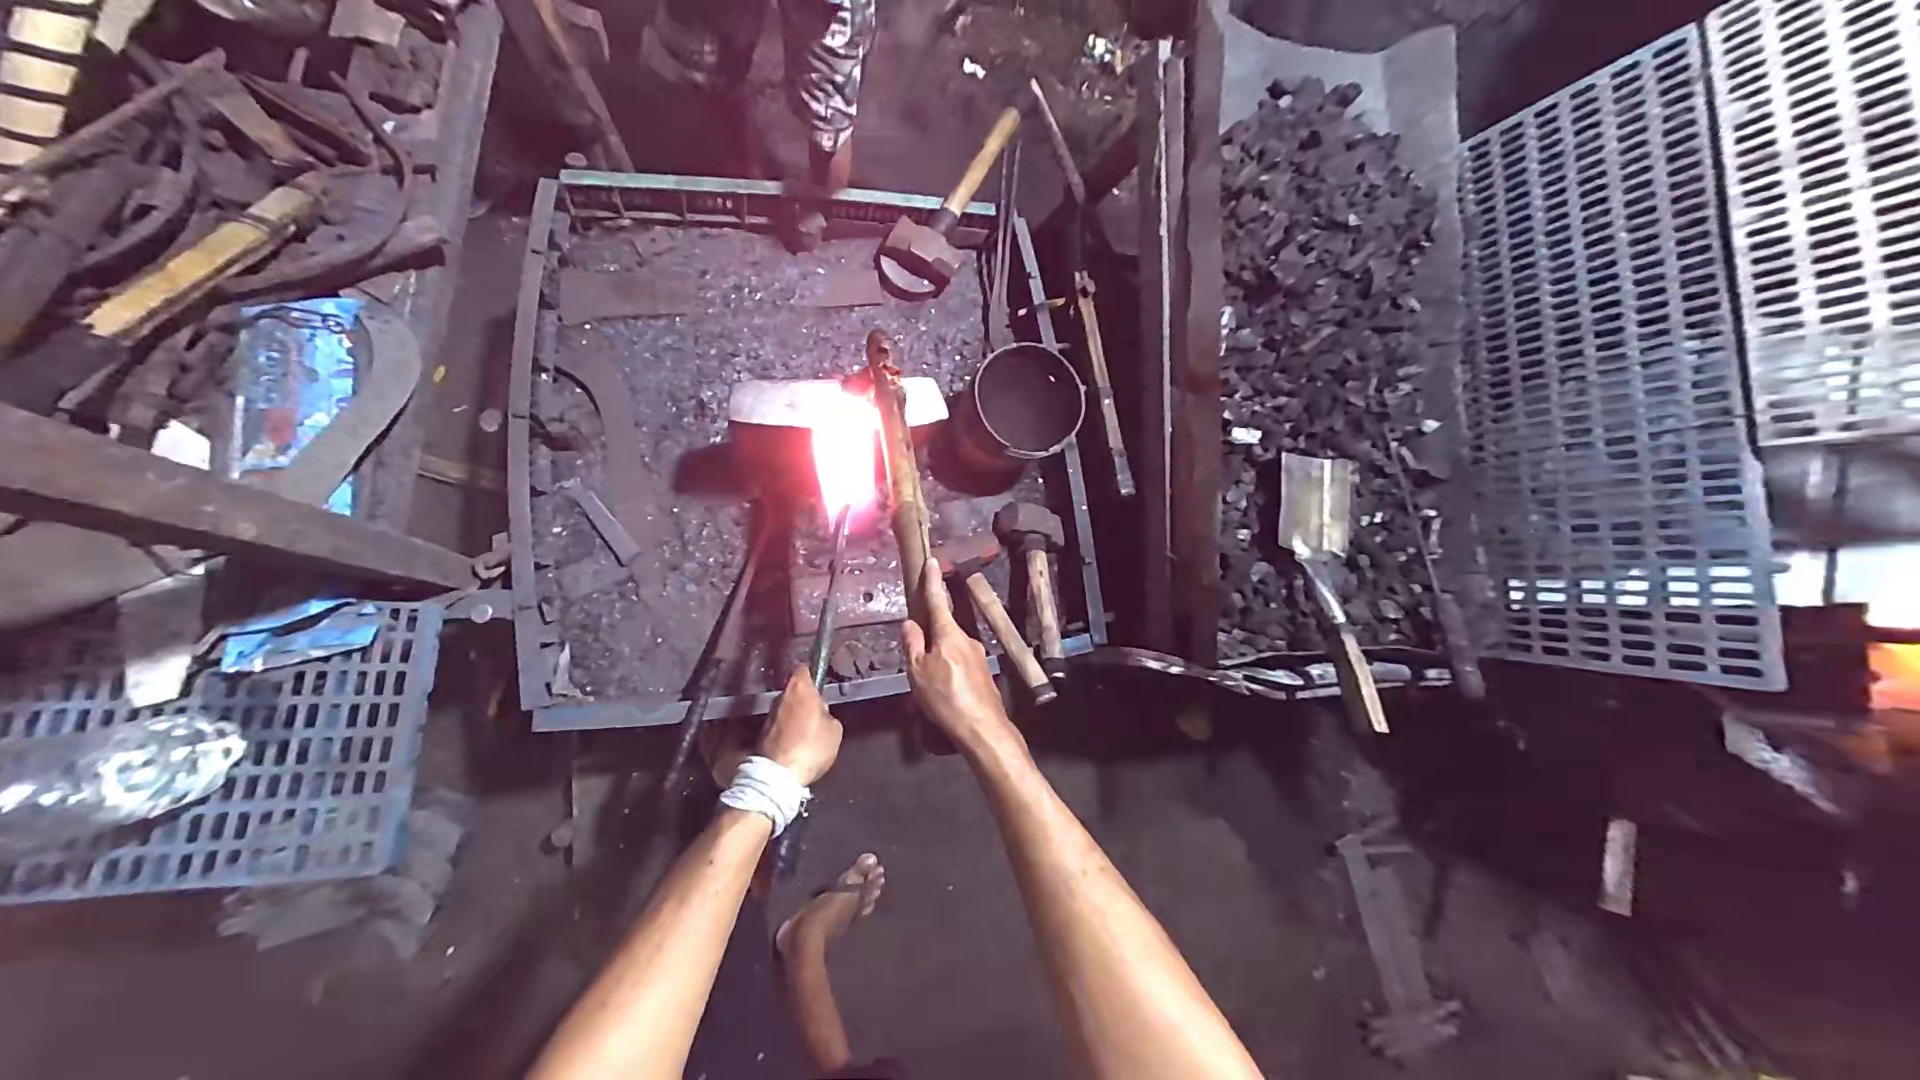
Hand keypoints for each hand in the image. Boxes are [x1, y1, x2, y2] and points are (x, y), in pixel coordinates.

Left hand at [761, 666, 842, 784]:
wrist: (779, 775)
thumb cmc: (812, 746)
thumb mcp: (835, 729)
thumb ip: (827, 714)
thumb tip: (820, 714)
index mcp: (799, 688)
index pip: (804, 668)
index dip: (812, 673)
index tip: (819, 682)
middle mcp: (779, 697)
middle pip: (794, 691)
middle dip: (804, 699)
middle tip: (818, 714)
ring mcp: (768, 716)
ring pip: (786, 709)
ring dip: (795, 717)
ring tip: (808, 733)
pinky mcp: (761, 735)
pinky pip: (779, 727)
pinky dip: (787, 732)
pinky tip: (796, 745)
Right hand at [900, 560, 1024, 756]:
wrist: (982, 728)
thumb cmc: (946, 698)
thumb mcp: (918, 671)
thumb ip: (912, 644)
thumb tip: (910, 622)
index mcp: (950, 634)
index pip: (938, 600)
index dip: (932, 581)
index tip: (932, 562)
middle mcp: (967, 640)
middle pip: (944, 628)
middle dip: (930, 635)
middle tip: (917, 655)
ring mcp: (978, 657)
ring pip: (951, 648)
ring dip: (938, 658)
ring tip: (927, 684)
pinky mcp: (983, 673)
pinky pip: (959, 664)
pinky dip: (948, 671)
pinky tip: (943, 692)